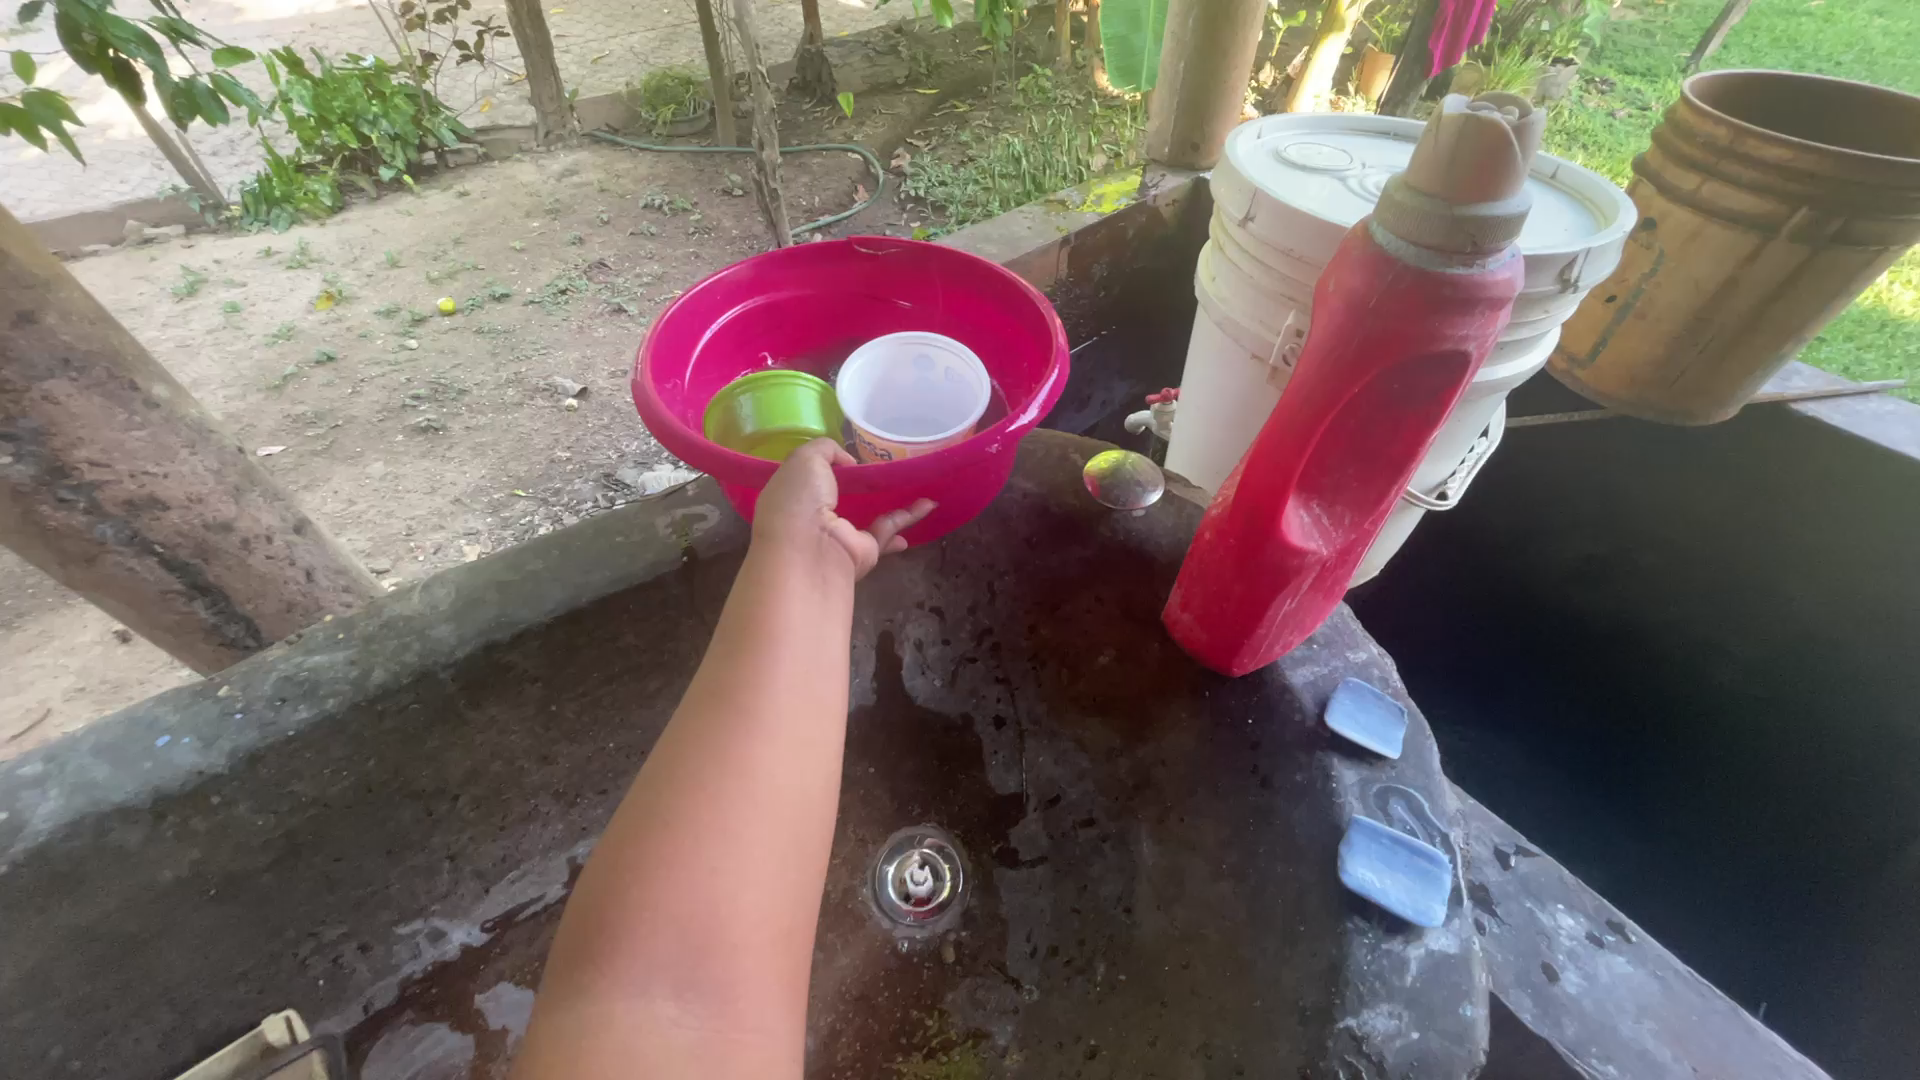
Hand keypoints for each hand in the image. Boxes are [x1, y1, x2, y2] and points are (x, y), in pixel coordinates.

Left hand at [753, 438, 935, 579]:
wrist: (809, 549)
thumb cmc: (800, 500)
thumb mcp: (805, 458)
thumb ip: (827, 449)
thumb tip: (849, 462)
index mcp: (795, 497)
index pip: (814, 479)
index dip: (832, 466)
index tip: (853, 455)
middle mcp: (816, 518)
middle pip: (846, 498)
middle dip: (864, 485)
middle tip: (886, 468)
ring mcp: (842, 536)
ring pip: (871, 514)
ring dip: (894, 501)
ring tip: (917, 485)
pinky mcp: (866, 550)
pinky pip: (889, 528)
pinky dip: (909, 516)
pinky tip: (928, 504)